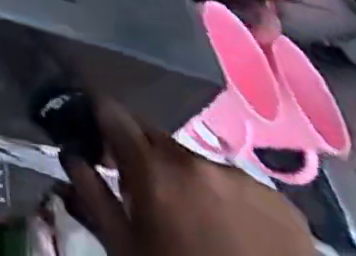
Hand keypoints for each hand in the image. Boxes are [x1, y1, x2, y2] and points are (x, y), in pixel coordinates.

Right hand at [61, 100, 315, 255]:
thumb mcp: (124, 247)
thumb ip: (92, 195)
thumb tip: (71, 155)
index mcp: (154, 169)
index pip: (112, 113)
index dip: (99, 120)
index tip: (97, 141)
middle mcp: (197, 161)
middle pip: (155, 138)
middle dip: (143, 157)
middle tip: (144, 194)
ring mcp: (245, 181)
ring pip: (197, 163)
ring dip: (186, 180)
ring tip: (195, 222)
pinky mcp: (284, 204)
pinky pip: (239, 187)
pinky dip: (227, 201)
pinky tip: (233, 235)